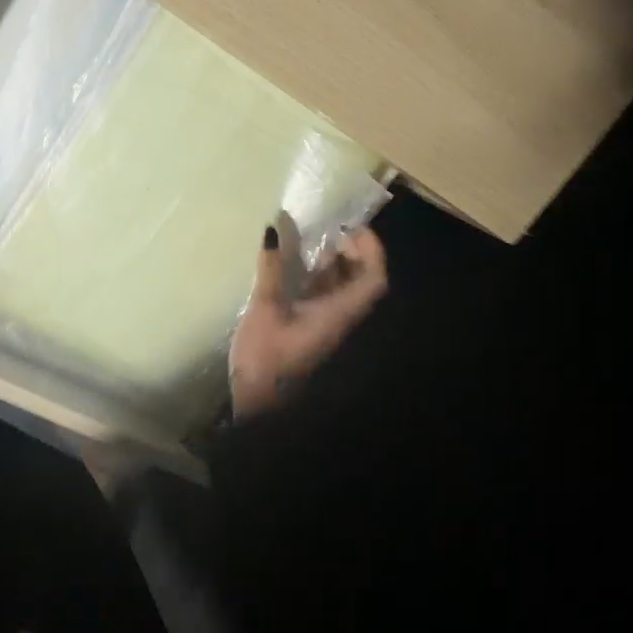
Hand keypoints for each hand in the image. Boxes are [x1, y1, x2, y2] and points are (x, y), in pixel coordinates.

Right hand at [228, 224, 387, 419]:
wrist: (259, 405)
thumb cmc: (266, 358)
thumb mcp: (264, 308)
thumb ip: (270, 270)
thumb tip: (272, 231)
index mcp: (339, 314)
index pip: (373, 278)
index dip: (371, 249)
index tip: (351, 227)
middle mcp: (341, 319)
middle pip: (362, 281)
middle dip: (352, 253)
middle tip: (330, 230)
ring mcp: (327, 327)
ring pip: (342, 290)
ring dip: (334, 266)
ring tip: (312, 243)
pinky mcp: (311, 333)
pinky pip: (325, 300)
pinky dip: (318, 280)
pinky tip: (296, 269)